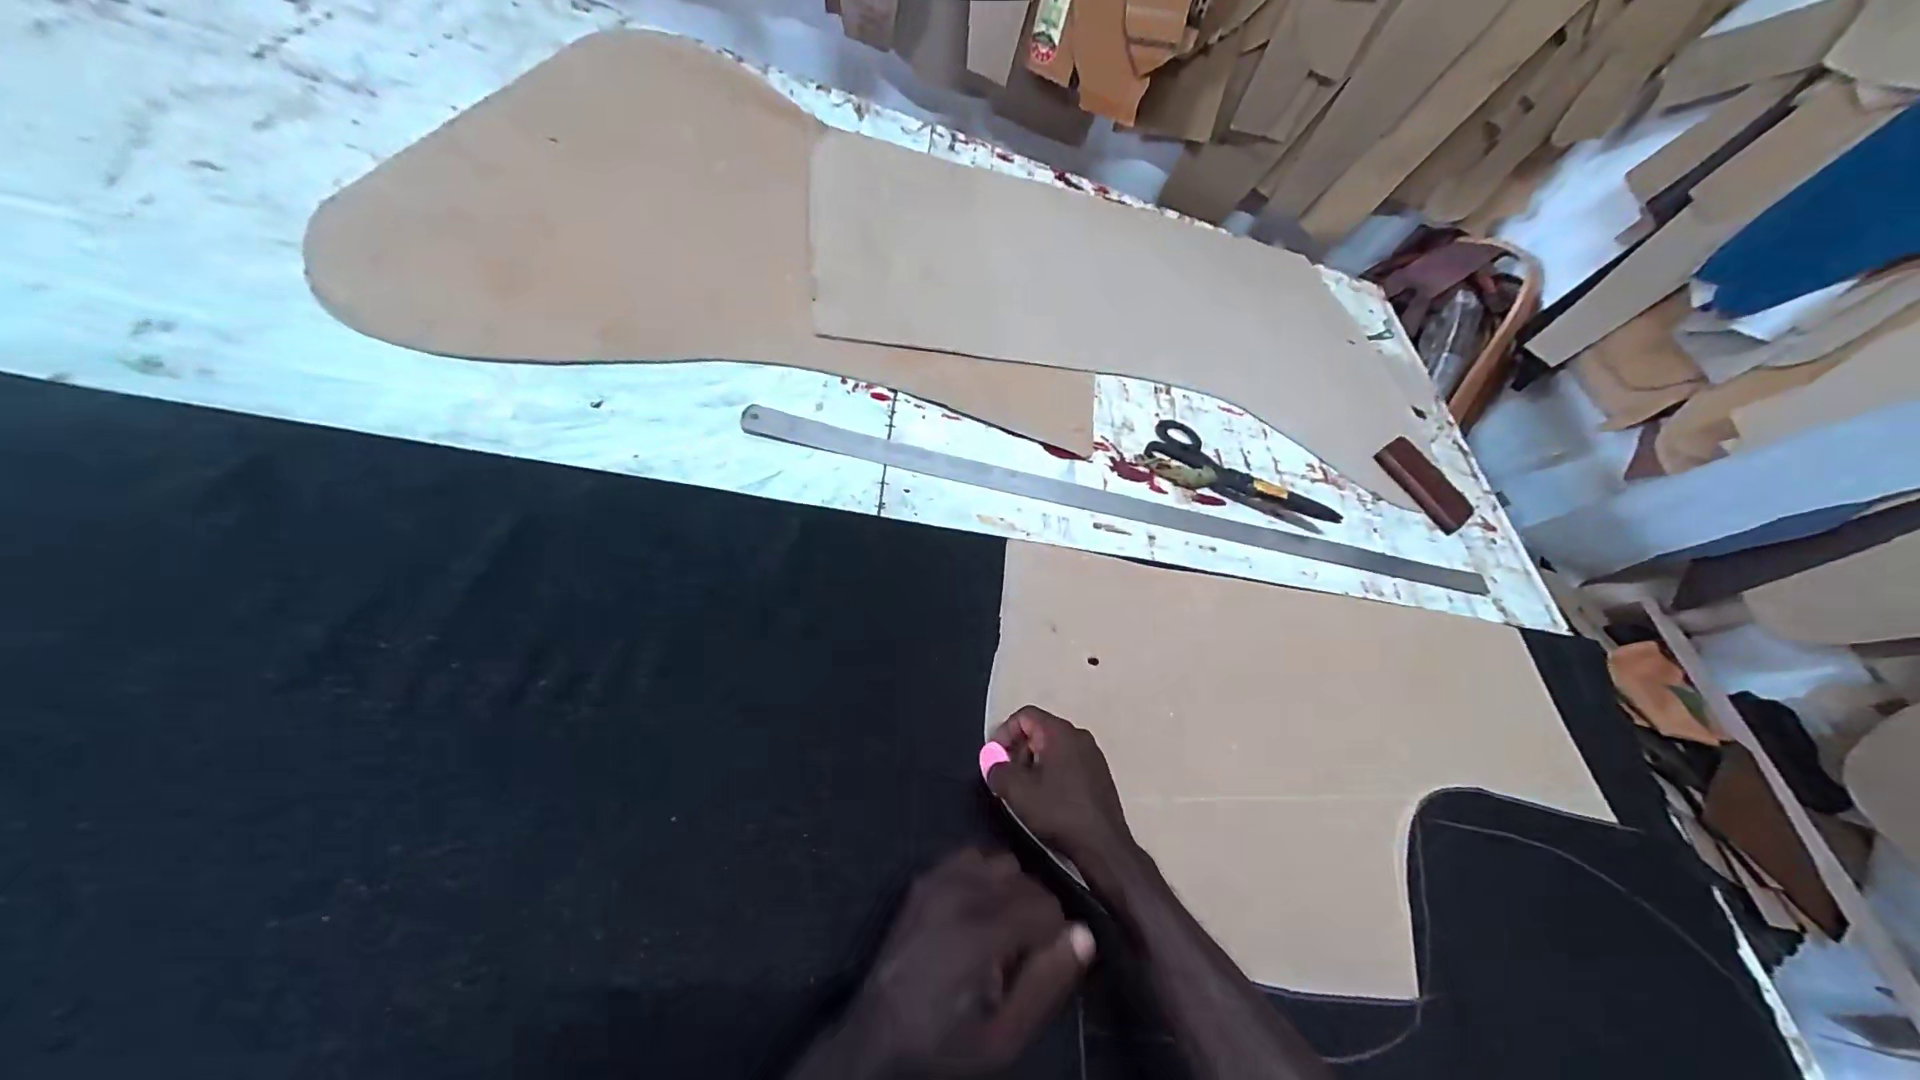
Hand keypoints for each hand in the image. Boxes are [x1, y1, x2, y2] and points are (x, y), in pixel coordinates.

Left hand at [830, 848, 1094, 1076]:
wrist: (878, 1036)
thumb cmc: (946, 1044)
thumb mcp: (1004, 1039)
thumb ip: (1046, 984)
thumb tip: (1084, 934)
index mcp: (979, 935)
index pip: (1047, 907)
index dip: (1057, 935)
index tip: (1046, 960)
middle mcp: (958, 894)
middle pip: (1027, 880)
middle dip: (1037, 912)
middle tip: (1025, 951)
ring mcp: (936, 880)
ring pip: (1003, 861)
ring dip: (1013, 889)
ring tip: (1003, 927)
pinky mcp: (924, 877)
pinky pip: (972, 855)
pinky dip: (986, 874)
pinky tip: (980, 907)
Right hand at [985, 706, 1135, 868]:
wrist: (1102, 845)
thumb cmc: (1059, 812)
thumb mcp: (1017, 791)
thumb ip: (996, 769)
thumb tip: (993, 762)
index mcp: (1060, 732)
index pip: (1024, 716)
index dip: (1003, 733)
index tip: (995, 758)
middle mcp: (1079, 736)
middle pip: (1038, 729)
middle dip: (1017, 750)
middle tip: (1008, 776)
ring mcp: (1092, 754)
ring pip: (1052, 746)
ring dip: (1033, 763)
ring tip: (1025, 791)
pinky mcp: (1099, 773)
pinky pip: (1067, 761)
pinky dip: (1051, 771)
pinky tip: (1046, 798)